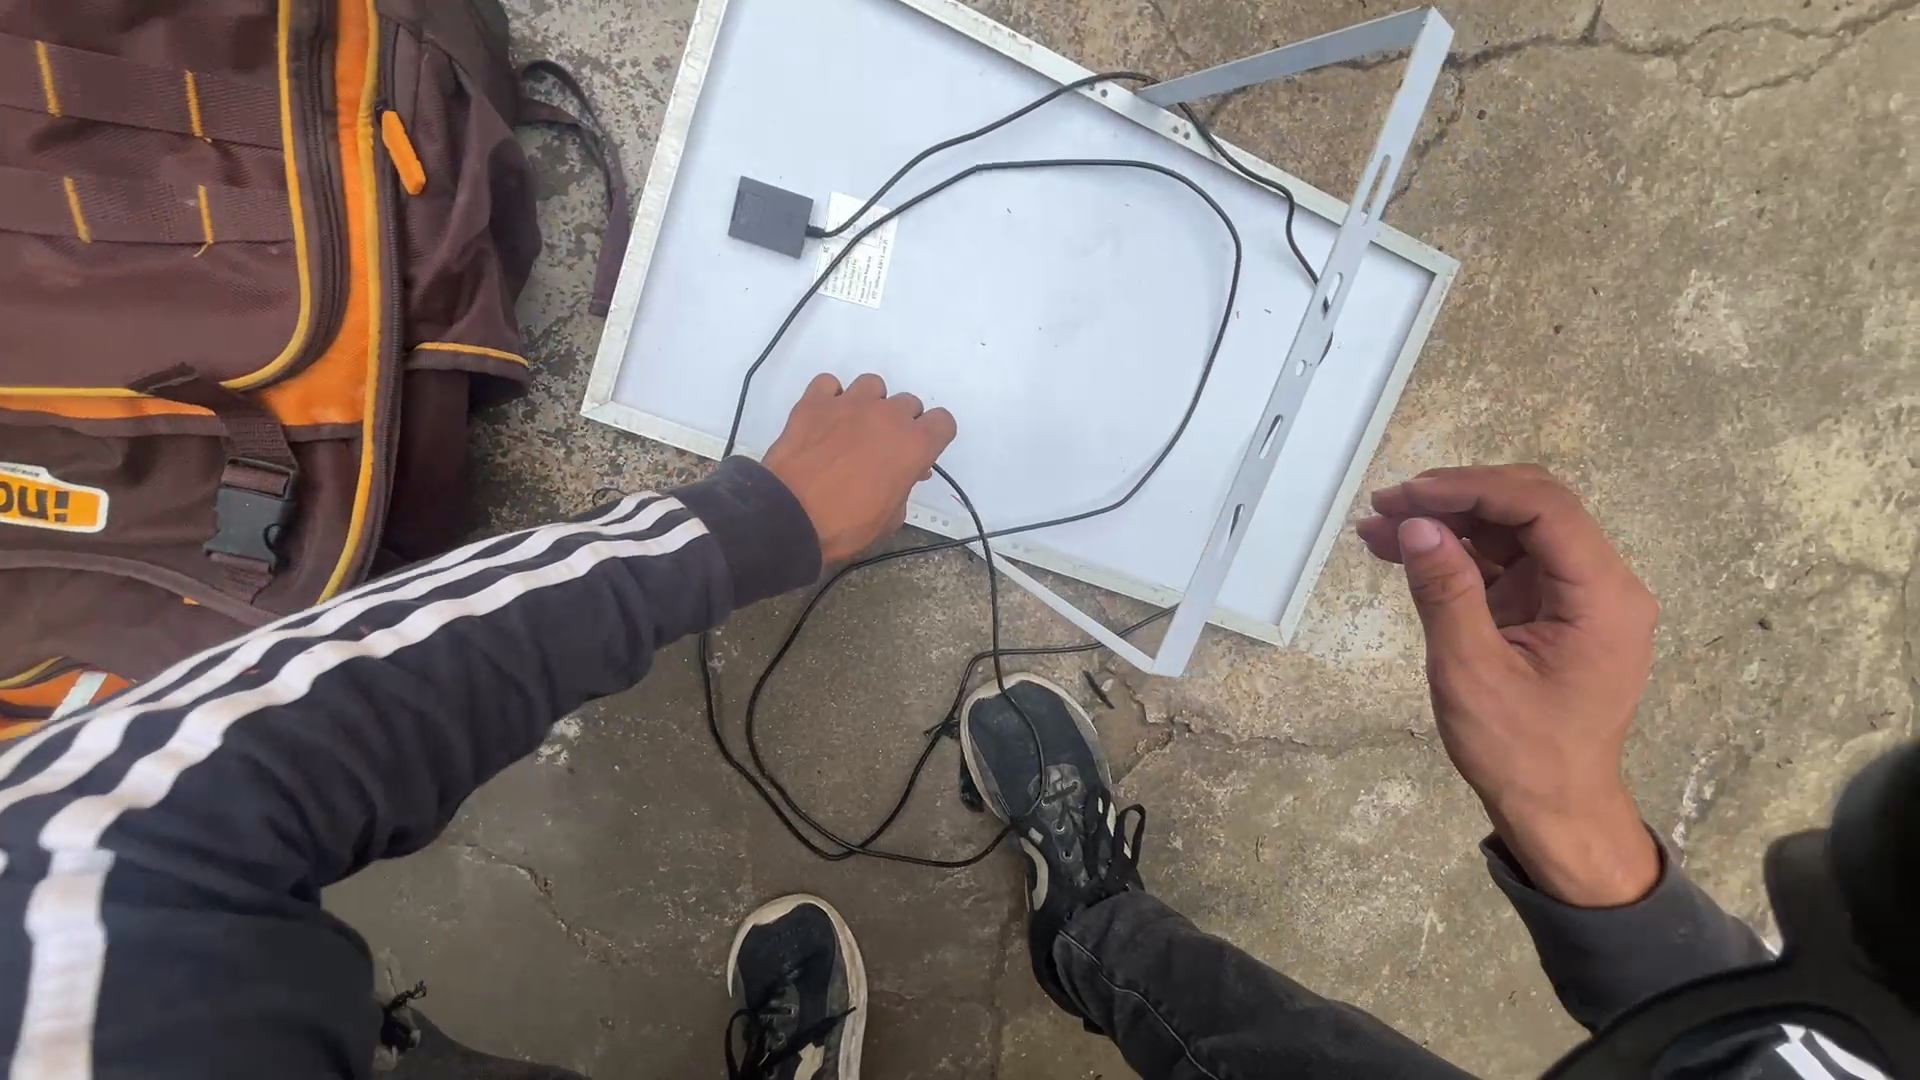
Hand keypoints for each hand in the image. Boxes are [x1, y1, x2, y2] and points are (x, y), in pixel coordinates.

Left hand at [761, 373, 957, 563]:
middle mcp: (888, 416)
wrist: (790, 516)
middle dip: (901, 424)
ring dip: (870, 404)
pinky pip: (830, 384)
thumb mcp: (889, 517)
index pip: (944, 422)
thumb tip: (904, 472)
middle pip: (909, 404)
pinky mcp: (815, 401)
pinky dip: (830, 397)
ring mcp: (850, 403)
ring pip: (873, 386)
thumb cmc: (847, 525)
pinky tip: (825, 418)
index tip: (919, 453)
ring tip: (853, 428)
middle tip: (883, 448)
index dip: (933, 437)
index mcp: (914, 445)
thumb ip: (904, 486)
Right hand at [1356, 465, 1660, 907]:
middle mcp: (1596, 584)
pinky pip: (1496, 560)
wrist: (1550, 806)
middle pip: (1530, 506)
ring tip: (1377, 524)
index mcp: (1601, 596)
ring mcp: (1569, 595)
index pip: (1544, 508)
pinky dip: (1449, 551)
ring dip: (1444, 520)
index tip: (1407, 495)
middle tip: (1387, 505)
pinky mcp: (1541, 608)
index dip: (1472, 489)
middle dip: (1456, 496)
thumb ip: (1446, 590)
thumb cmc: (1517, 747)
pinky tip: (1397, 549)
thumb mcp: (1470, 669)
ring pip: (1507, 528)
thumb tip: (1415, 524)